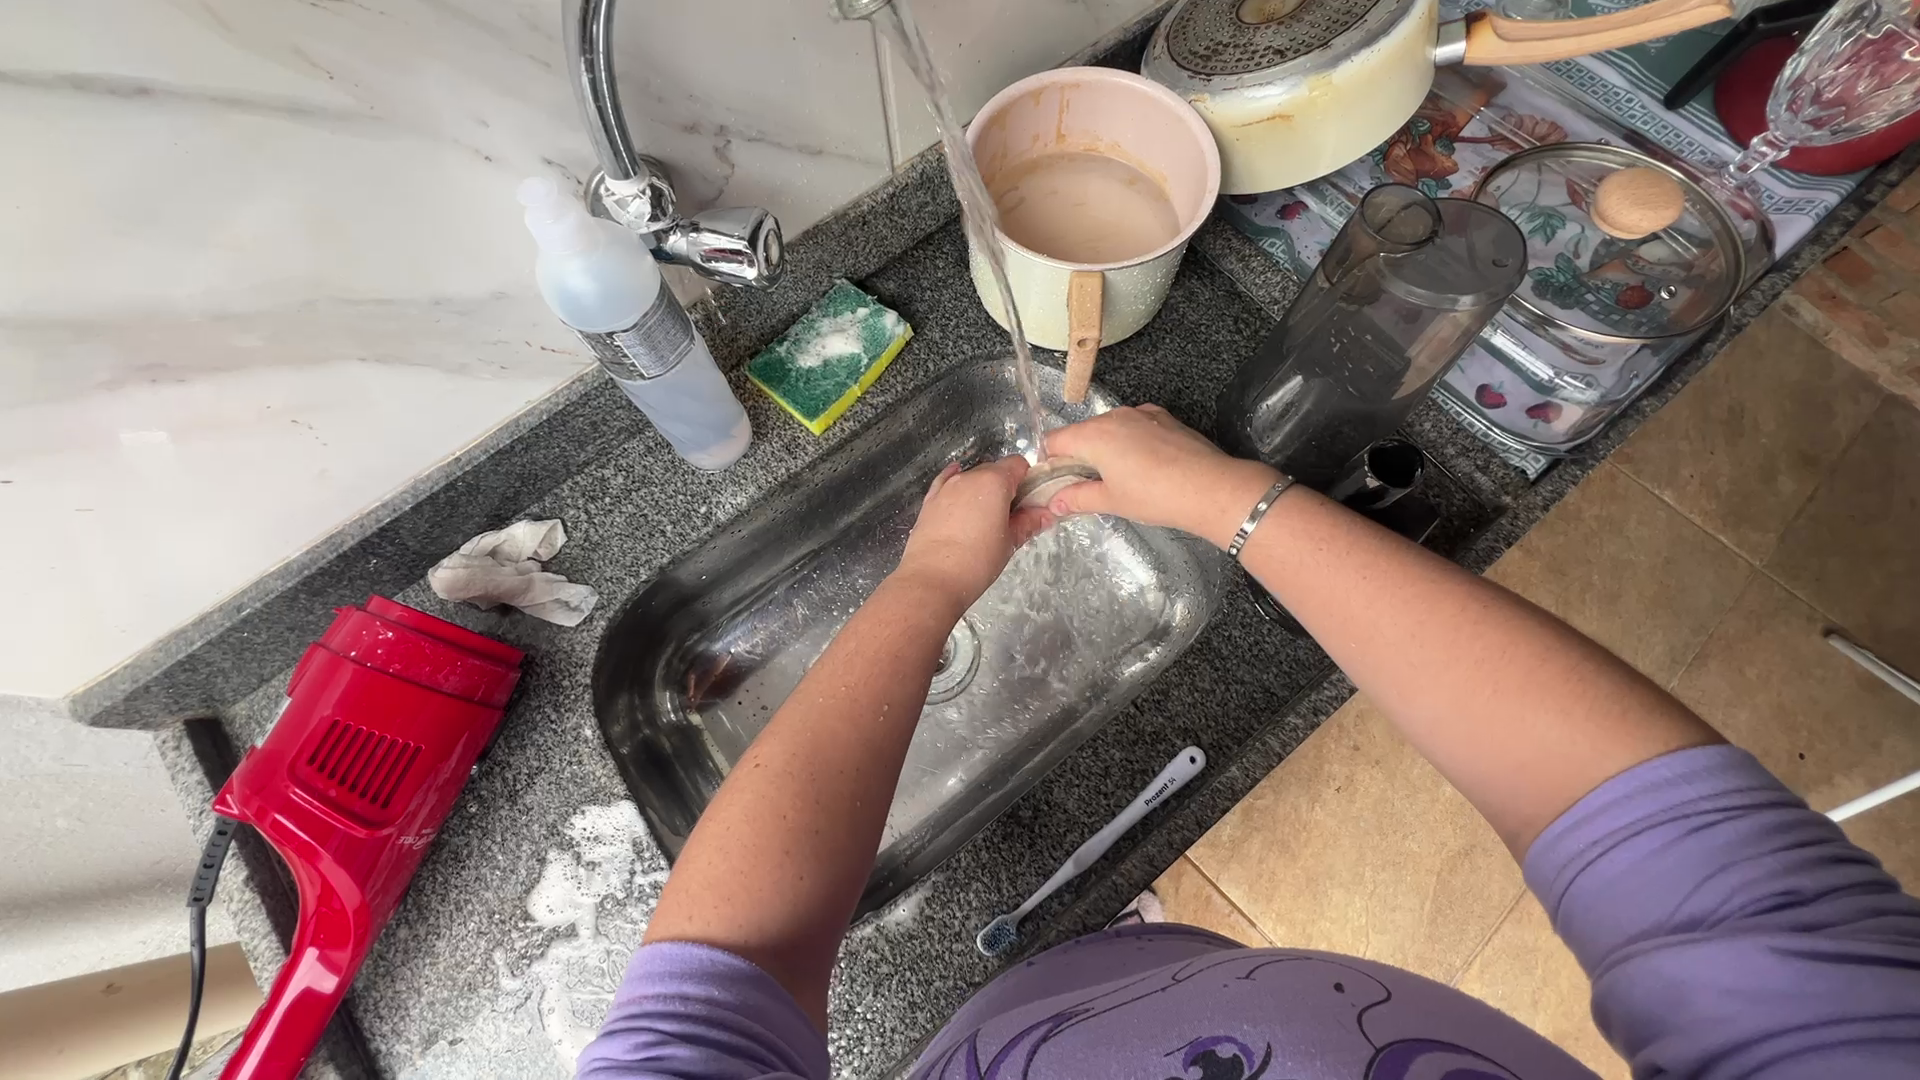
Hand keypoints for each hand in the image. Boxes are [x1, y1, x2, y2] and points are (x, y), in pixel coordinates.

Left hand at [895, 457, 1052, 613]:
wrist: (932, 579)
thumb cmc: (976, 561)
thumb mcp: (1009, 543)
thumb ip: (1028, 523)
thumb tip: (1044, 515)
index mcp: (993, 482)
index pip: (1018, 464)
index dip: (1027, 480)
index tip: (1029, 500)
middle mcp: (968, 477)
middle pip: (994, 470)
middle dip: (1005, 487)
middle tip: (1011, 515)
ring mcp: (946, 487)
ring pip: (971, 478)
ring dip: (981, 492)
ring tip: (985, 521)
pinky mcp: (929, 501)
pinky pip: (947, 485)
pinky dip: (958, 491)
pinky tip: (961, 502)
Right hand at [1043, 405, 1281, 548]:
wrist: (1210, 488)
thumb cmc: (1154, 496)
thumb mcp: (1110, 501)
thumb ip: (1077, 497)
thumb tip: (1054, 502)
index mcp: (1093, 435)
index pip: (1054, 440)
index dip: (1050, 462)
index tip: (1057, 483)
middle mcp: (1114, 416)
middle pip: (1081, 432)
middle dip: (1078, 456)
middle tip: (1087, 486)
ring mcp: (1141, 413)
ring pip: (1109, 428)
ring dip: (1105, 448)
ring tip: (1120, 478)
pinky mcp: (1164, 417)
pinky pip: (1134, 426)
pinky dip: (1130, 441)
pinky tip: (1144, 465)